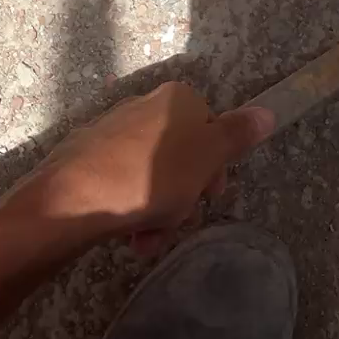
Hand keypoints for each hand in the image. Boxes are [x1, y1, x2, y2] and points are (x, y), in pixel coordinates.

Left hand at [30, 82, 273, 240]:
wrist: (71, 201)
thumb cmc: (150, 177)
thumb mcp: (207, 158)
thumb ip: (238, 135)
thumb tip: (267, 112)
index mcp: (177, 99)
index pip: (212, 130)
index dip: (215, 168)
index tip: (209, 197)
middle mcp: (144, 105)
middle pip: (182, 155)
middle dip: (185, 194)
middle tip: (177, 223)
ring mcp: (111, 130)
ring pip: (152, 174)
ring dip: (158, 210)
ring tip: (147, 239)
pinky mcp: (85, 157)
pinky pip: (121, 182)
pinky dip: (129, 208)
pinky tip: (127, 235)